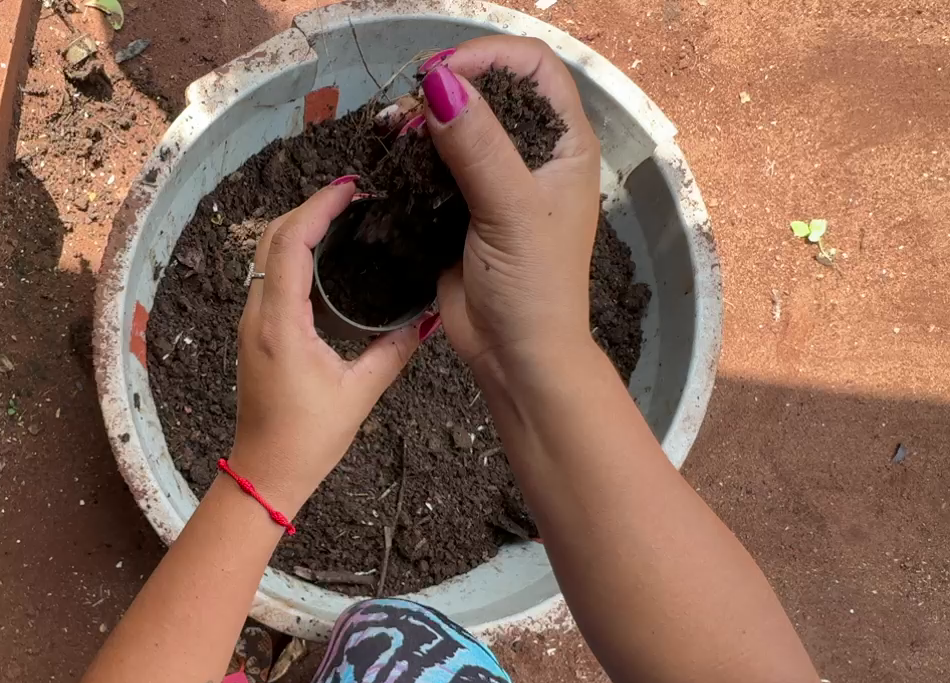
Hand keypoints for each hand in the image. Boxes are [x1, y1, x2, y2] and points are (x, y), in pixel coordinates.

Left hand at [227, 179, 426, 517]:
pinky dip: (292, 259)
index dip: (319, 207)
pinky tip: (324, 264)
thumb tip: (425, 319)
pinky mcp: (254, 337)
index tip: (352, 191)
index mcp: (280, 326)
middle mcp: (257, 318)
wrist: (264, 474)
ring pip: (266, 258)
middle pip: (272, 240)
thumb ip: (393, 351)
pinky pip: (268, 282)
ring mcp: (250, 327)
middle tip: (352, 201)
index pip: (291, 243)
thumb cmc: (306, 441)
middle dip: (308, 210)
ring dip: (297, 232)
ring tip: (342, 223)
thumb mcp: (359, 394)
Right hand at [420, 38, 605, 382]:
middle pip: (485, 100)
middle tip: (403, 113)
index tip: (439, 72)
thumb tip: (438, 83)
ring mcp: (489, 189)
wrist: (514, 356)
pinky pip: (430, 180)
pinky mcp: (456, 219)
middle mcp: (527, 159)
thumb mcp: (511, 210)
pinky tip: (387, 168)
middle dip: (443, 95)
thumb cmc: (533, 286)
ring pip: (452, 138)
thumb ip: (478, 146)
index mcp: (562, 145)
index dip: (488, 58)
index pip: (531, 71)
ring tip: (388, 136)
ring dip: (419, 132)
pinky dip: (408, 169)